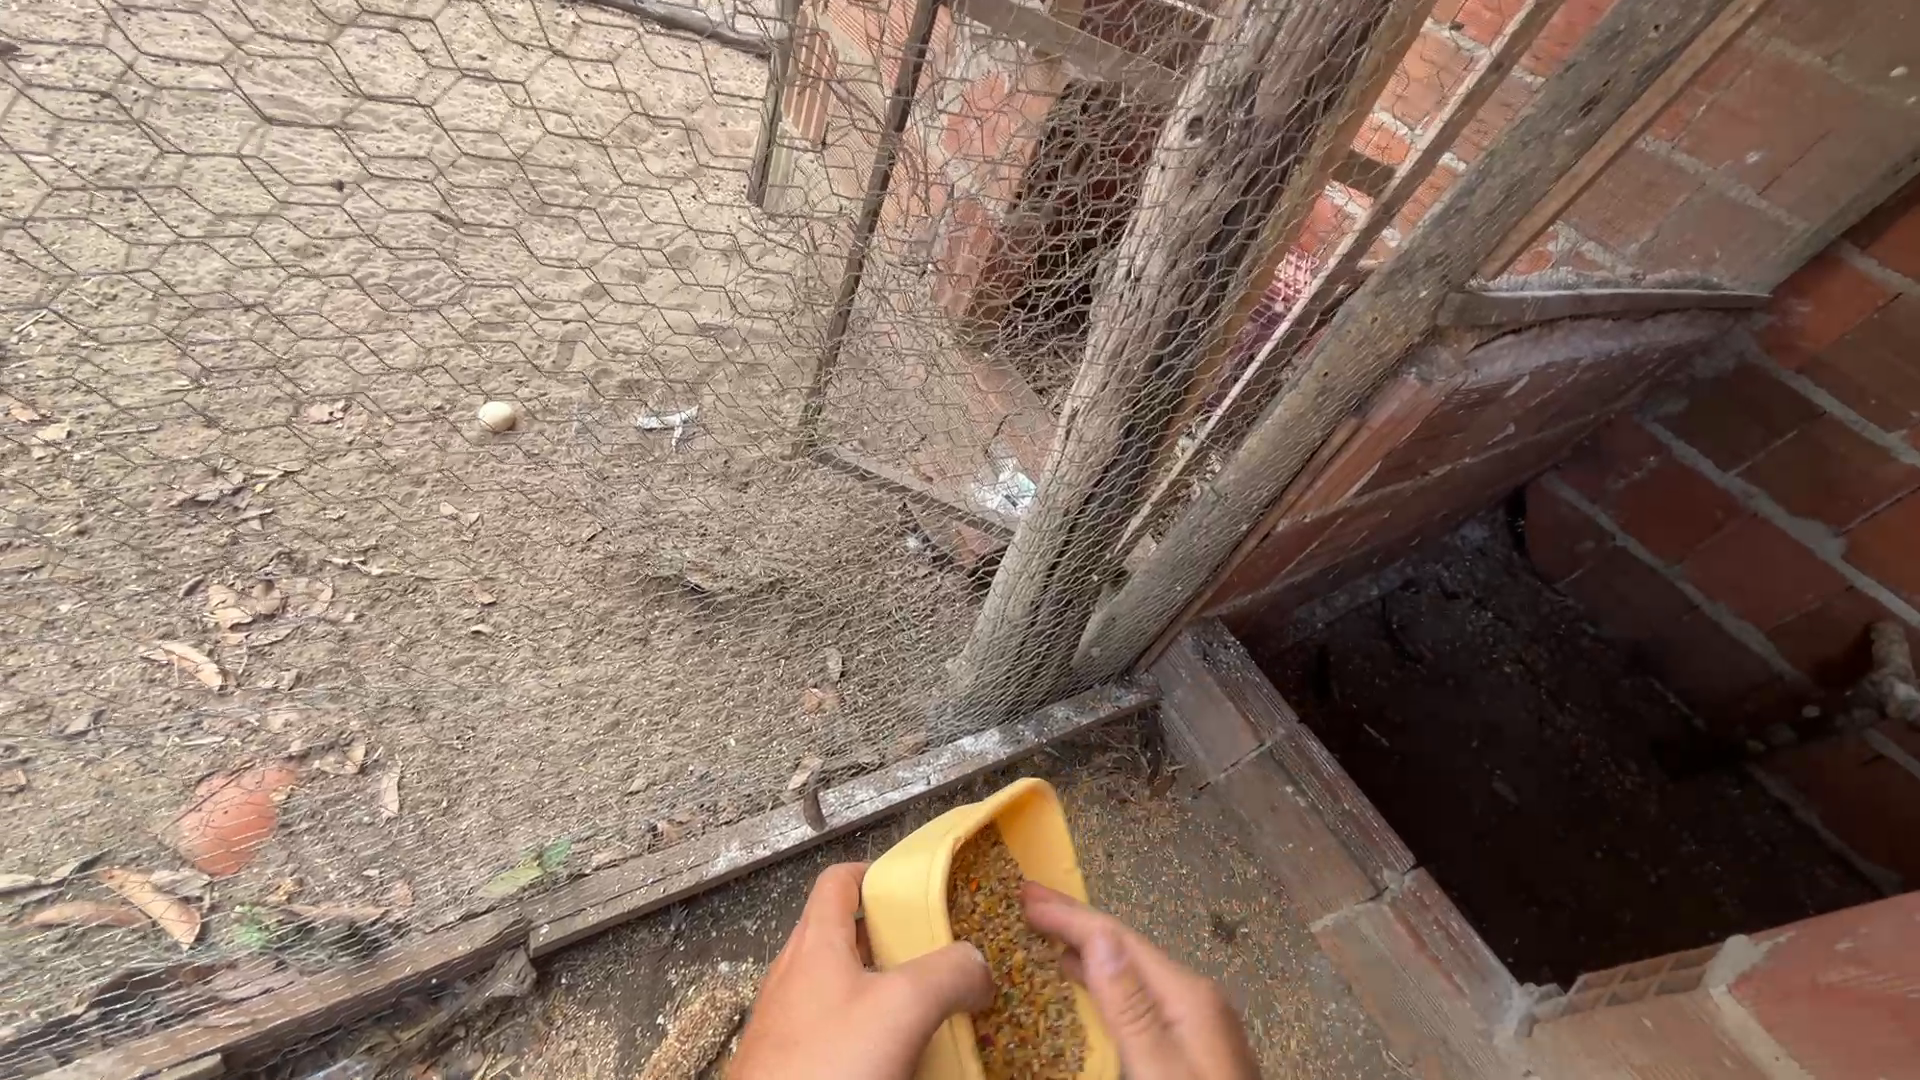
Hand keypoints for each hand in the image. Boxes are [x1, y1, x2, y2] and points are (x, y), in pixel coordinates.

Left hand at [730, 862, 992, 1079]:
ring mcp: (785, 1023)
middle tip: (934, 954)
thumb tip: (977, 965)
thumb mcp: (903, 1007)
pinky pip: (831, 1031)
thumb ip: (948, 973)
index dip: (876, 874)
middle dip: (891, 940)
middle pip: (844, 934)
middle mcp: (794, 973)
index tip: (913, 890)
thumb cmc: (829, 1064)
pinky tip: (894, 1058)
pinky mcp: (786, 1065)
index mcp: (815, 941)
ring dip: (881, 991)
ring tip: (923, 1010)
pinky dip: (864, 1032)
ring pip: (840, 987)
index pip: (840, 879)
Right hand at [1024, 881, 1259, 1079]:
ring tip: (1044, 932)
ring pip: (1130, 970)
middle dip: (1074, 923)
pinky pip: (1136, 995)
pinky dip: (1102, 979)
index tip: (1024, 896)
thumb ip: (1130, 1007)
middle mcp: (1193, 998)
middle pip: (1124, 947)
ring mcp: (1195, 1022)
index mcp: (1187, 995)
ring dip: (1085, 948)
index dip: (1068, 916)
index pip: (1117, 939)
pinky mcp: (1190, 1046)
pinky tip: (1083, 980)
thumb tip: (1099, 935)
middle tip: (1027, 902)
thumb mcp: (1160, 1072)